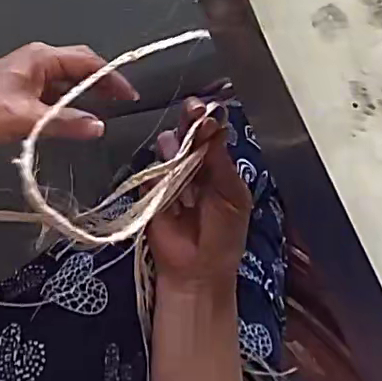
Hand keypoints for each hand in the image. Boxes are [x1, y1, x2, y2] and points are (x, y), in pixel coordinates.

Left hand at [0, 42, 137, 163]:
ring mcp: (26, 73)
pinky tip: (73, 117)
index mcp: (41, 56)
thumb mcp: (27, 119)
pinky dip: (68, 101)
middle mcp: (36, 59)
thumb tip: (99, 126)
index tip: (129, 95)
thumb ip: (65, 123)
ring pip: (65, 79)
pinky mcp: (18, 89)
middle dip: (102, 82)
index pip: (88, 62)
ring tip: (104, 109)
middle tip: (121, 101)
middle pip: (79, 66)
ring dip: (84, 92)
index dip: (111, 77)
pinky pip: (53, 91)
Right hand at [149, 100, 251, 295]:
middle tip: (193, 111)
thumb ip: (220, 159)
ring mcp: (170, 173)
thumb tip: (213, 123)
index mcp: (216, 162)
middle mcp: (193, 162)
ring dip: (176, 145)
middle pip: (188, 131)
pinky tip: (168, 177)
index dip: (208, 117)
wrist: (198, 272)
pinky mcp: (149, 188)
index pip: (210, 131)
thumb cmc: (224, 235)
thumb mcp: (232, 194)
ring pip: (168, 144)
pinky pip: (151, 169)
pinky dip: (160, 170)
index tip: (206, 109)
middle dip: (190, 119)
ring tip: (183, 156)